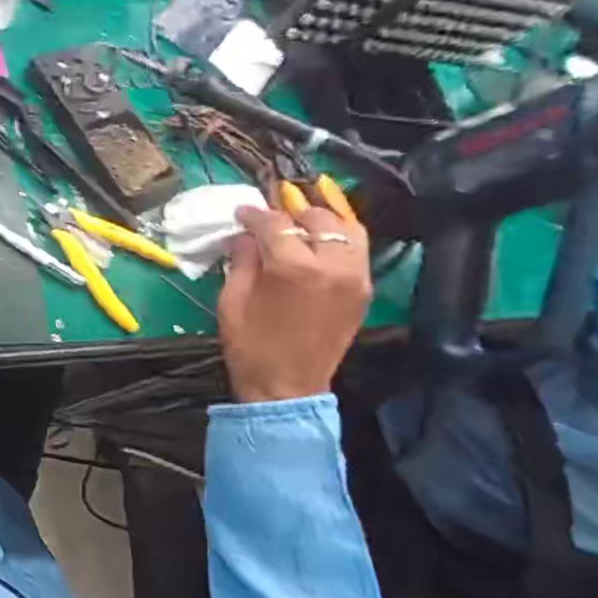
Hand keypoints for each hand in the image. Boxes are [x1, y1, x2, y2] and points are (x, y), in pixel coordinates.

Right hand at [217, 205, 371, 402]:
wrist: (287, 385)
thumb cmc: (249, 344)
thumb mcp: (233, 299)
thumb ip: (242, 261)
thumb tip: (245, 236)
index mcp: (294, 269)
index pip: (276, 224)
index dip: (255, 215)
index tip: (241, 213)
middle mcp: (332, 266)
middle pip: (318, 219)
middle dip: (290, 214)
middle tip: (269, 219)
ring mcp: (355, 277)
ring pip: (347, 229)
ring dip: (321, 221)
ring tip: (299, 226)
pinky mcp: (364, 289)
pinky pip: (356, 249)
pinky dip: (337, 239)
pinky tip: (316, 245)